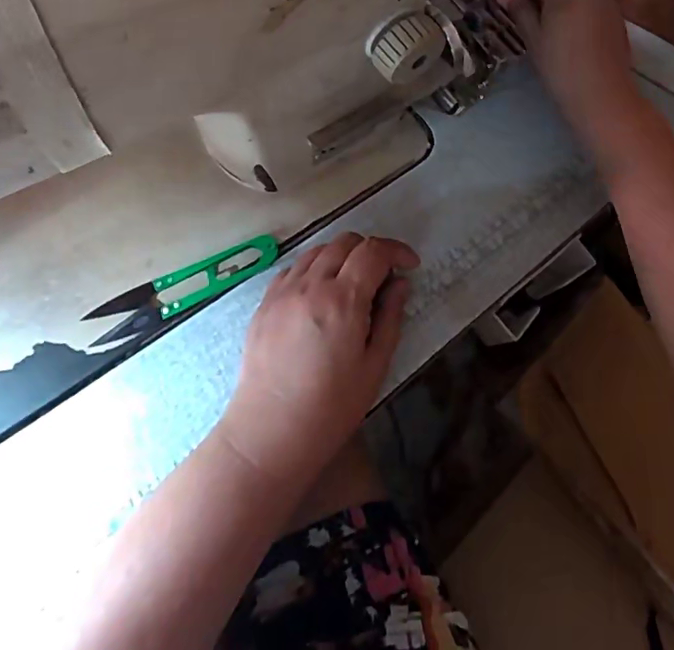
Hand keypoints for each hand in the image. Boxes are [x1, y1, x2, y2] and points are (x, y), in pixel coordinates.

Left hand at [216, 233, 415, 487]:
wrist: (270, 431)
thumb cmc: (330, 409)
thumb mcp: (373, 367)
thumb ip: (389, 318)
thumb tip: (400, 284)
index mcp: (342, 299)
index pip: (373, 251)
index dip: (397, 250)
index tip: (410, 265)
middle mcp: (309, 284)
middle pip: (344, 242)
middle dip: (370, 251)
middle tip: (383, 277)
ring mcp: (282, 290)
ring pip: (317, 251)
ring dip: (341, 256)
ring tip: (352, 285)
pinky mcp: (264, 301)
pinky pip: (293, 268)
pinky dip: (313, 269)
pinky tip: (320, 295)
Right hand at [496, 0, 641, 123]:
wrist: (600, 97)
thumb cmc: (560, 68)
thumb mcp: (534, 39)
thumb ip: (521, 11)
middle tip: (511, 6)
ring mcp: (607, 5)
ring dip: (552, 1)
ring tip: (533, 18)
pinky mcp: (615, 21)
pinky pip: (586, 7)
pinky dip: (569, 11)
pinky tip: (558, 28)